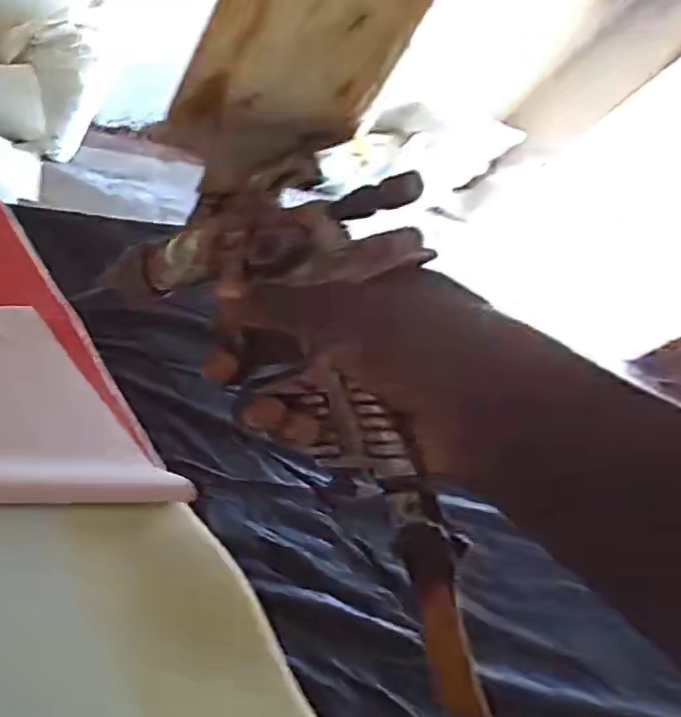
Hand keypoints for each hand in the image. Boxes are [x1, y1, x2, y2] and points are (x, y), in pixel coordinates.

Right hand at [231, 269, 482, 477]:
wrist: (499, 420)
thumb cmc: (426, 346)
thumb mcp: (345, 312)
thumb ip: (275, 302)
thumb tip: (221, 292)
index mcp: (357, 293)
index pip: (286, 289)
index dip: (249, 301)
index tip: (220, 317)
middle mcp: (349, 332)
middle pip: (271, 340)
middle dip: (238, 357)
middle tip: (218, 371)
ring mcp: (348, 379)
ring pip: (276, 385)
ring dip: (257, 399)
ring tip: (260, 414)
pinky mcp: (346, 421)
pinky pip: (296, 419)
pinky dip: (286, 424)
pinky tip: (286, 427)